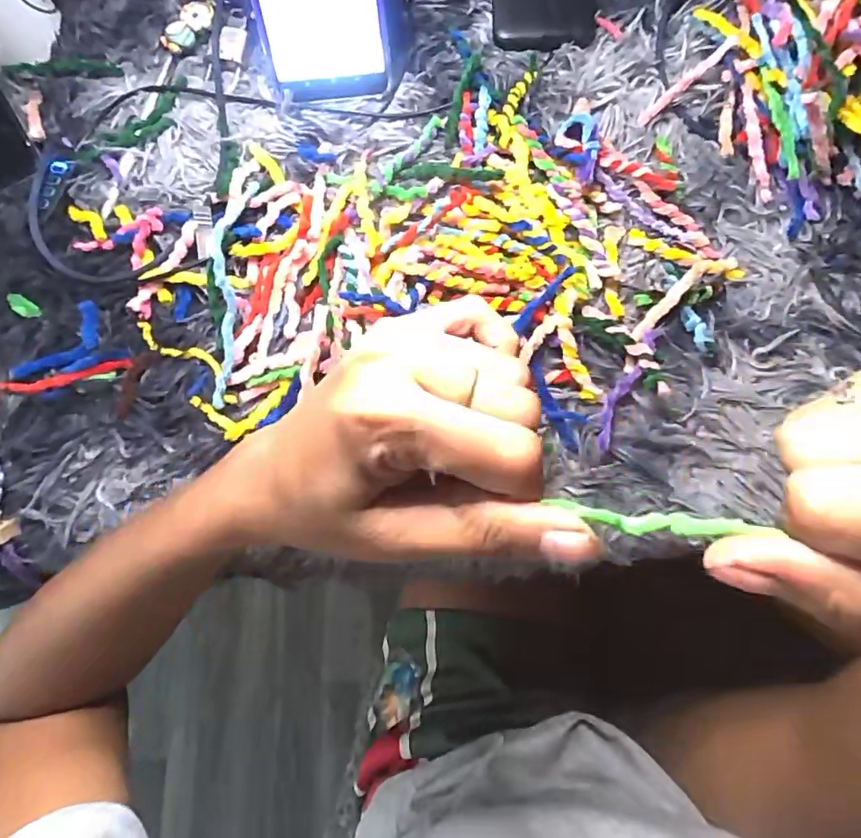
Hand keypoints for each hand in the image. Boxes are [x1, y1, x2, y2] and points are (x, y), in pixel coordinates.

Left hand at [211, 296, 602, 564]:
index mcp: (388, 414)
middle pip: (521, 406)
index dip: (514, 497)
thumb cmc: (330, 514)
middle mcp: (399, 354)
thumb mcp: (403, 541)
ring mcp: (403, 327)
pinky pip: (487, 322)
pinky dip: (493, 359)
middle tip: (453, 472)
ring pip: (514, 369)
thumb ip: (492, 535)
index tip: (472, 508)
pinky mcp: (408, 317)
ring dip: (498, 412)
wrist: (272, 470)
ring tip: (447, 435)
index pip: (514, 454)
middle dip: (506, 453)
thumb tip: (588, 543)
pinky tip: (459, 390)